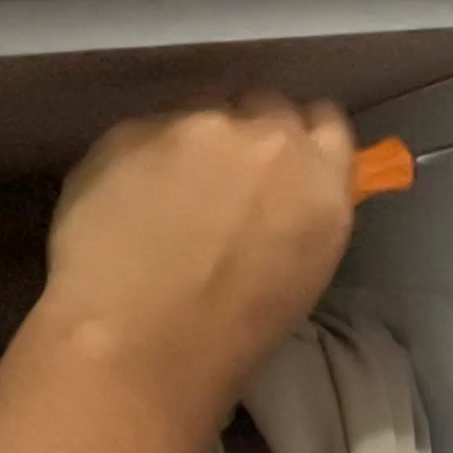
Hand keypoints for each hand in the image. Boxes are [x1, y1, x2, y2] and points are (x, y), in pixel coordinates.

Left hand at [18, 95, 355, 430]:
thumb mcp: (301, 277)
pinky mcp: (132, 129)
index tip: (282, 170)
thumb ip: (300, 215)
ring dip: (195, 144)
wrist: (141, 345)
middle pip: (266, 107)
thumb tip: (281, 198)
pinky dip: (142, 162)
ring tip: (168, 200)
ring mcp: (198, 127)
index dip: (302, 144)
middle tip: (226, 185)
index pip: (326, 125)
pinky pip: (146, 133)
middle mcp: (267, 140)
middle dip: (251, 135)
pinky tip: (126, 210)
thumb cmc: (234, 339)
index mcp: (321, 183)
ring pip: (203, 112)